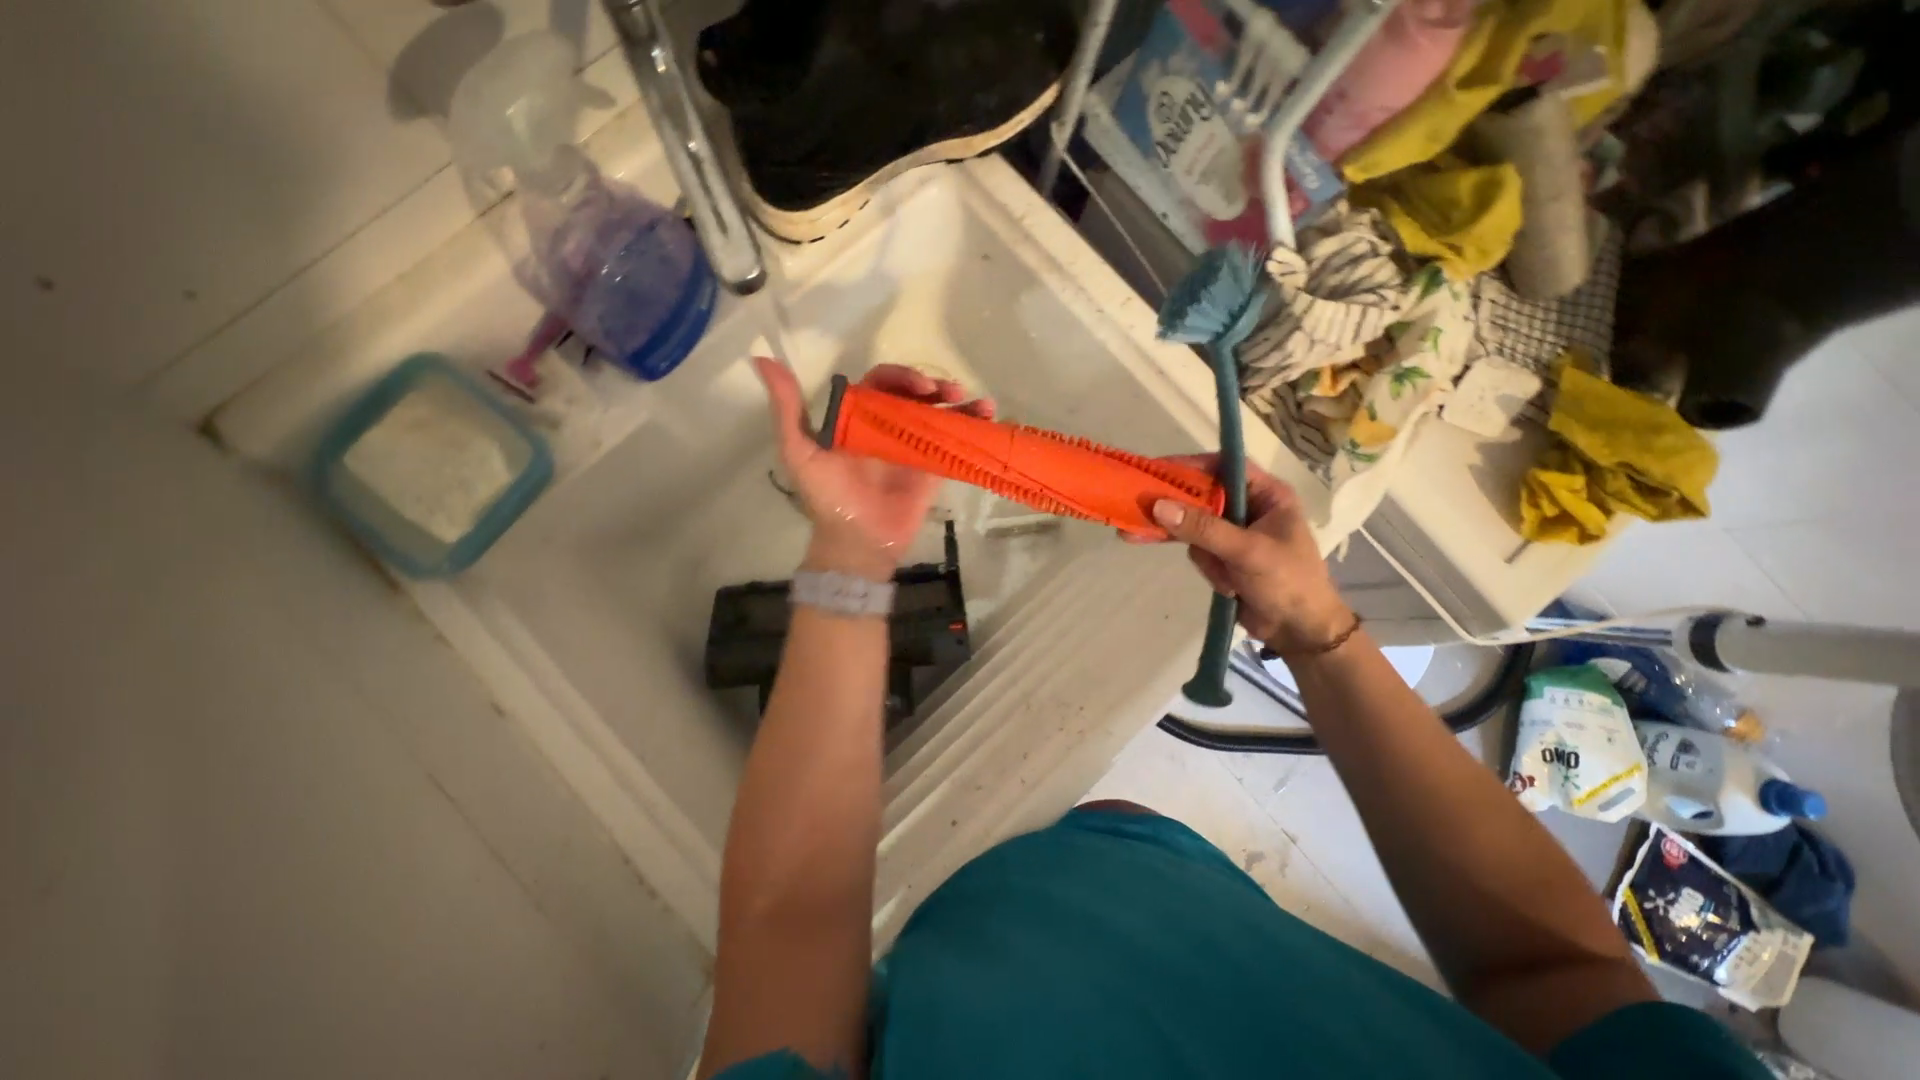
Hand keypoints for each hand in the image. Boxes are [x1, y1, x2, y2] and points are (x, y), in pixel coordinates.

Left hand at [755, 356, 994, 579]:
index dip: (902, 376)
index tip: (919, 386)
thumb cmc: (827, 499)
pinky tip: (986, 418)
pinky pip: (954, 442)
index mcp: (858, 418)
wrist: (856, 545)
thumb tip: (762, 360)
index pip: (883, 382)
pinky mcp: (933, 470)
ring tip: (978, 404)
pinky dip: (971, 427)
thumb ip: (787, 409)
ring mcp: (913, 447)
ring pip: (939, 413)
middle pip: (916, 394)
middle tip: (949, 391)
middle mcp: (887, 427)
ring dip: (959, 402)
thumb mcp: (799, 452)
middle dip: (935, 385)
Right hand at [1124, 456, 1353, 655]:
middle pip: (1202, 496)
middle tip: (1137, 510)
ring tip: (1224, 578)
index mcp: (1268, 494)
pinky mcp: (1224, 556)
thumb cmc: (1287, 582)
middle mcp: (1250, 507)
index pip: (1224, 466)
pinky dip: (1207, 568)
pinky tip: (1227, 588)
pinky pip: (1199, 550)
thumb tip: (1157, 506)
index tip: (1157, 470)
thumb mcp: (1246, 552)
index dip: (1191, 465)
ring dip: (1204, 554)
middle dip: (1178, 512)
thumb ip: (1203, 528)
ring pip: (1195, 527)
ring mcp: (1235, 533)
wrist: (1300, 631)